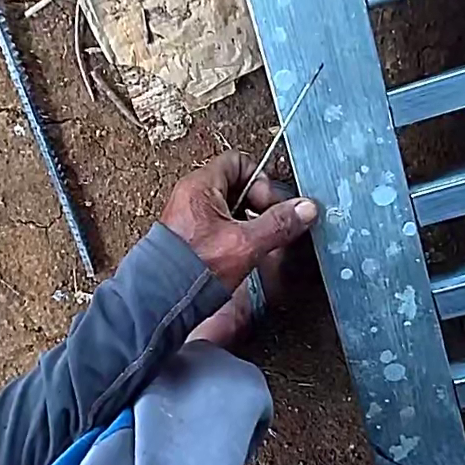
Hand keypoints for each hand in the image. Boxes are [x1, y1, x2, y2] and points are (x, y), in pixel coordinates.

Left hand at [160, 151, 319, 292]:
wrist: (160, 302)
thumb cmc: (192, 271)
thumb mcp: (245, 244)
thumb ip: (278, 224)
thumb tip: (304, 209)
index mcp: (201, 186)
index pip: (239, 162)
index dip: (260, 181)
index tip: (268, 205)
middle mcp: (191, 196)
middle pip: (236, 185)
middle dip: (257, 204)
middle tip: (265, 225)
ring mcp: (188, 216)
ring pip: (228, 206)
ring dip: (247, 222)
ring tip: (254, 243)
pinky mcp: (188, 236)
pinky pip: (218, 224)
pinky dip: (233, 234)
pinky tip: (239, 254)